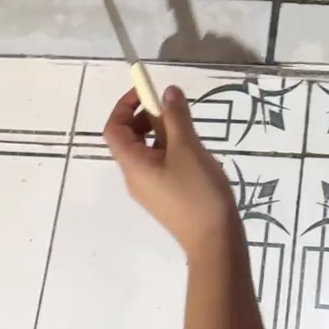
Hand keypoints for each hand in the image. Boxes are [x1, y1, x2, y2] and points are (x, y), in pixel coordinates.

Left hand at [102, 85, 239, 260]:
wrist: (214, 238)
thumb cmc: (197, 191)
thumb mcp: (188, 148)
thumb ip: (176, 117)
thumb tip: (167, 92)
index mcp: (134, 165)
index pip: (114, 129)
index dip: (125, 105)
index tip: (148, 90)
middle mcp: (135, 176)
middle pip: (127, 138)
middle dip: (144, 115)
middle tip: (172, 106)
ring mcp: (150, 186)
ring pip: (145, 149)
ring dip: (160, 130)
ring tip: (187, 125)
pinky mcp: (165, 193)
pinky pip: (158, 161)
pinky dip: (169, 145)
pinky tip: (194, 147)